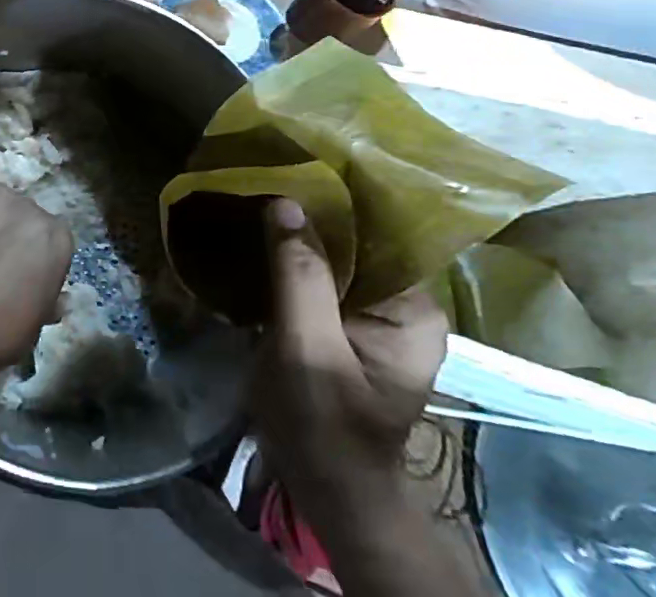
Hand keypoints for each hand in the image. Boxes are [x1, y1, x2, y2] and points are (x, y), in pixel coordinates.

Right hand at [250, 198, 446, 504]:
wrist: (324, 488)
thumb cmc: (322, 424)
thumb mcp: (307, 349)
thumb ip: (299, 277)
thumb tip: (283, 201)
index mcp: (411, 308)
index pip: (376, 234)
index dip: (332, 200)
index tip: (285, 167)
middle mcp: (398, 304)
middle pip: (351, 243)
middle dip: (303, 215)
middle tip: (253, 181)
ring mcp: (366, 315)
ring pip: (327, 259)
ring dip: (288, 236)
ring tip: (244, 201)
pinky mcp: (336, 325)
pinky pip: (311, 279)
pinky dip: (281, 261)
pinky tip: (248, 243)